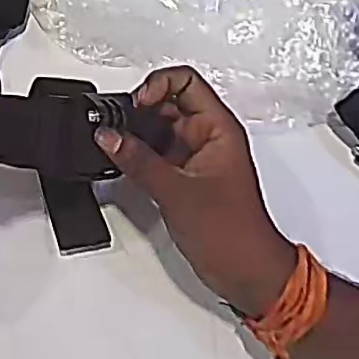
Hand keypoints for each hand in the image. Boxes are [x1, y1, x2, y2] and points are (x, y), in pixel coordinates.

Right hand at [95, 66, 296, 315]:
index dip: (156, 85)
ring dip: (136, 131)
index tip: (138, 106)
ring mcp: (194, 154)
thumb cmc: (236, 236)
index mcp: (218, 128)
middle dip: (139, 108)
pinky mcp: (183, 173)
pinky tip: (124, 161)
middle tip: (120, 125)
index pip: (185, 81)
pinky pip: (154, 148)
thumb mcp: (177, 192)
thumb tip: (108, 136)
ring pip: (157, 124)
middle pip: (167, 99)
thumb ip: (138, 160)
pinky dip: (136, 150)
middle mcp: (207, 136)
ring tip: (119, 144)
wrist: (250, 277)